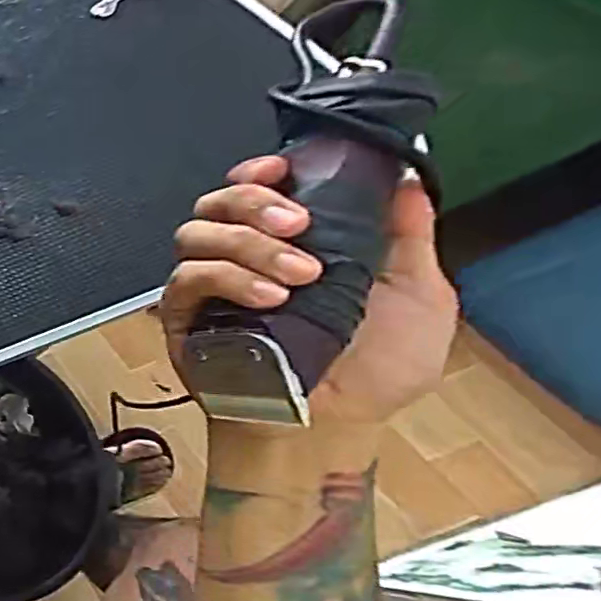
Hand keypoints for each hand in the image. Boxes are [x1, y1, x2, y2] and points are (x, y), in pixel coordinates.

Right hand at [160, 156, 457, 426]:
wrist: (334, 428)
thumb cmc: (374, 371)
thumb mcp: (416, 297)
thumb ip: (408, 239)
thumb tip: (403, 181)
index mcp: (286, 245)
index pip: (249, 191)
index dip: (256, 174)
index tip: (281, 171)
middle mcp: (239, 259)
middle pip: (214, 204)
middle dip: (252, 203)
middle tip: (298, 225)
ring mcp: (207, 289)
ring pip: (195, 235)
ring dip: (246, 244)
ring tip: (296, 276)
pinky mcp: (184, 320)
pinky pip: (186, 280)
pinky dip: (226, 279)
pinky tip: (268, 298)